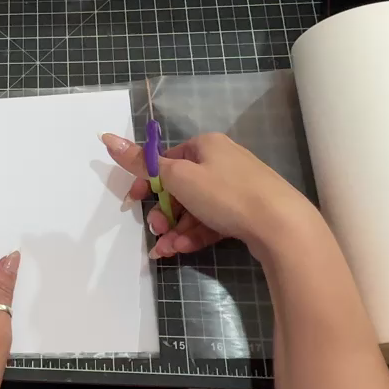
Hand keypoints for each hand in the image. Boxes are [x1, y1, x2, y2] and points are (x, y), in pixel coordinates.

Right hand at [100, 132, 315, 259]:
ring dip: (175, 229)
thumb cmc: (226, 194)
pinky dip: (194, 235)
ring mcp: (236, 188)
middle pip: (179, 187)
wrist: (281, 226)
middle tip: (156, 230)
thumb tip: (107, 138)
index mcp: (205, 146)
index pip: (166, 160)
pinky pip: (211, 221)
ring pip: (193, 209)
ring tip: (166, 249)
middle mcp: (221, 162)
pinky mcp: (246, 212)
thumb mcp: (178, 177)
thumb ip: (140, 162)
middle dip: (163, 212)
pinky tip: (182, 250)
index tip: (133, 202)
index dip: (146, 182)